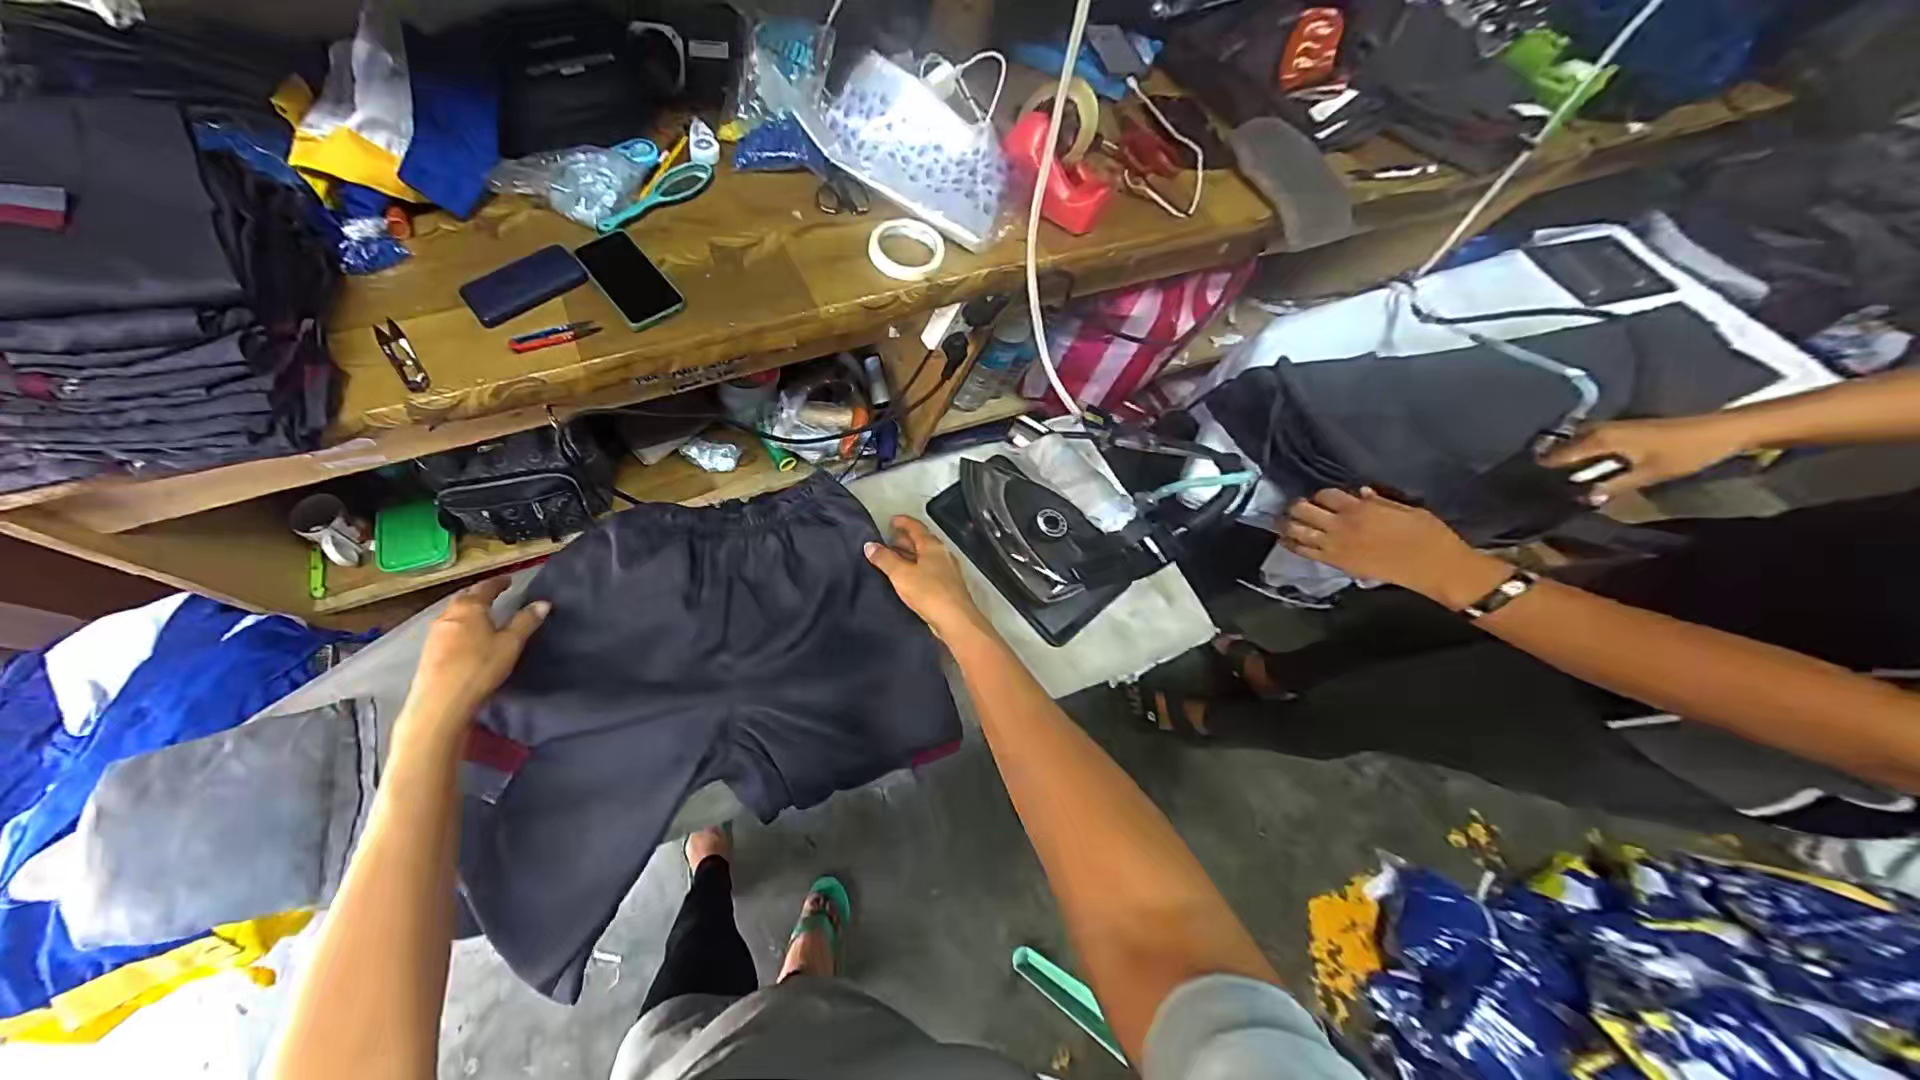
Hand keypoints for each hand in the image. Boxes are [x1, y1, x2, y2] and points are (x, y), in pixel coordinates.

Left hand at [399, 578, 550, 747]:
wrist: (441, 701)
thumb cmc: (480, 666)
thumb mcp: (511, 643)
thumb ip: (526, 621)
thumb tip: (543, 603)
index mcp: (469, 609)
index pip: (485, 588)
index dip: (498, 582)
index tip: (508, 579)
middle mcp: (448, 616)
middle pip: (465, 598)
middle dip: (479, 594)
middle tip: (494, 593)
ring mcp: (435, 634)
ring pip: (454, 614)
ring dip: (468, 610)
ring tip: (482, 613)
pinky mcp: (429, 652)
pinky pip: (448, 629)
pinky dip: (461, 625)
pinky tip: (467, 636)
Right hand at [864, 516, 994, 644]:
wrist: (956, 620)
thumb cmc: (931, 594)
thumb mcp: (901, 574)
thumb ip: (885, 559)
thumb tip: (870, 546)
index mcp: (932, 546)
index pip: (916, 527)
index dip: (903, 522)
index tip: (892, 520)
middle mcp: (942, 555)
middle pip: (921, 541)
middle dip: (904, 539)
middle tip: (889, 539)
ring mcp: (947, 570)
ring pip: (925, 556)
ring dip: (909, 554)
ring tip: (893, 558)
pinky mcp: (947, 586)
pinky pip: (928, 570)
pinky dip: (916, 568)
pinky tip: (907, 578)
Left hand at [1282, 488, 1510, 609]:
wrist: (1434, 567)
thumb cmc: (1428, 534)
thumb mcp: (1406, 509)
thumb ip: (1379, 501)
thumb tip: (1361, 492)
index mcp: (1360, 508)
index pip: (1325, 494)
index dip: (1320, 494)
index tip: (1322, 498)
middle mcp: (1341, 525)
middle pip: (1303, 510)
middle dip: (1296, 505)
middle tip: (1296, 506)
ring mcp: (1335, 545)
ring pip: (1297, 531)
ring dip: (1288, 524)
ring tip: (1284, 521)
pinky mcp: (1335, 563)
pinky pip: (1304, 552)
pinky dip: (1292, 544)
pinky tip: (1286, 540)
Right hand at [1540, 415, 1749, 499]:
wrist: (1724, 430)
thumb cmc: (1685, 452)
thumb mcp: (1648, 474)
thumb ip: (1613, 485)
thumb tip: (1584, 498)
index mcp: (1601, 439)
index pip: (1559, 454)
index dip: (1543, 467)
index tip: (1528, 481)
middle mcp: (1600, 429)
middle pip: (1564, 445)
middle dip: (1550, 460)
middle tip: (1539, 479)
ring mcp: (1613, 427)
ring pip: (1577, 441)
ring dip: (1566, 455)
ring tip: (1557, 474)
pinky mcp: (1623, 429)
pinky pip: (1591, 439)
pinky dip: (1582, 451)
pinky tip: (1583, 465)